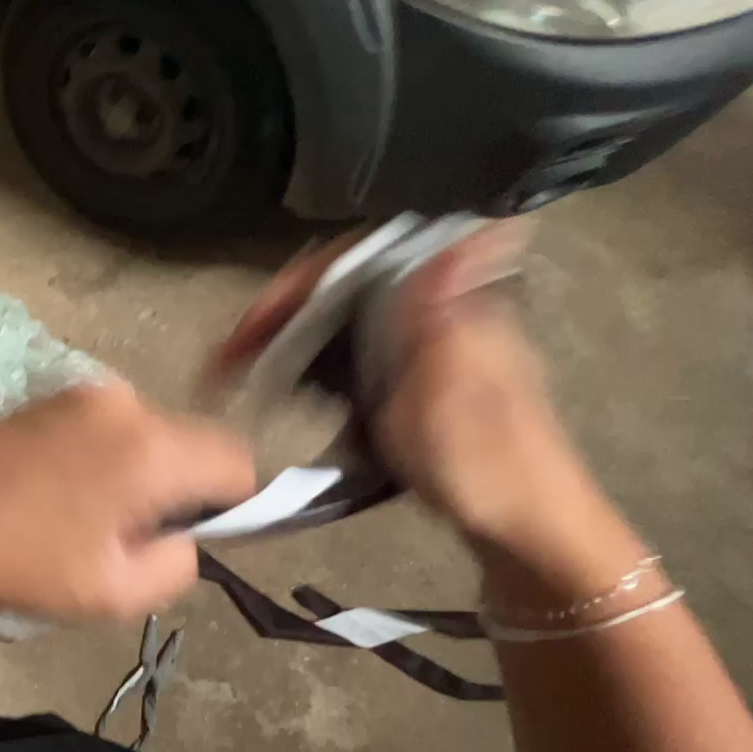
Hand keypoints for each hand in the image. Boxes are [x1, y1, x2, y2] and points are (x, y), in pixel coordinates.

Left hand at [0, 382, 253, 619]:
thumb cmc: (14, 561)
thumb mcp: (111, 593)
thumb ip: (177, 567)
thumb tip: (186, 539)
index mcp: (151, 446)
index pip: (238, 462)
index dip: (231, 507)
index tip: (189, 540)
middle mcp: (125, 402)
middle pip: (190, 447)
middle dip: (177, 494)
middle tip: (123, 541)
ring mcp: (81, 393)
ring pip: (147, 440)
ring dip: (136, 480)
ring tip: (78, 522)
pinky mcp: (47, 399)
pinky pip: (106, 431)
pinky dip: (103, 463)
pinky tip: (54, 498)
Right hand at [215, 222, 598, 550]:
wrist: (521, 527)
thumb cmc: (480, 463)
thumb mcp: (453, 386)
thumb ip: (443, 313)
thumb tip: (475, 225)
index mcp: (452, 308)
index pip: (366, 262)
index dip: (303, 282)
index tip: (255, 321)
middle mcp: (437, 316)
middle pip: (345, 289)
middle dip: (282, 314)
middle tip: (230, 352)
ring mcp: (423, 349)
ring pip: (342, 323)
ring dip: (288, 340)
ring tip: (241, 369)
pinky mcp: (411, 382)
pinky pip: (350, 357)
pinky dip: (311, 367)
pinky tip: (286, 391)